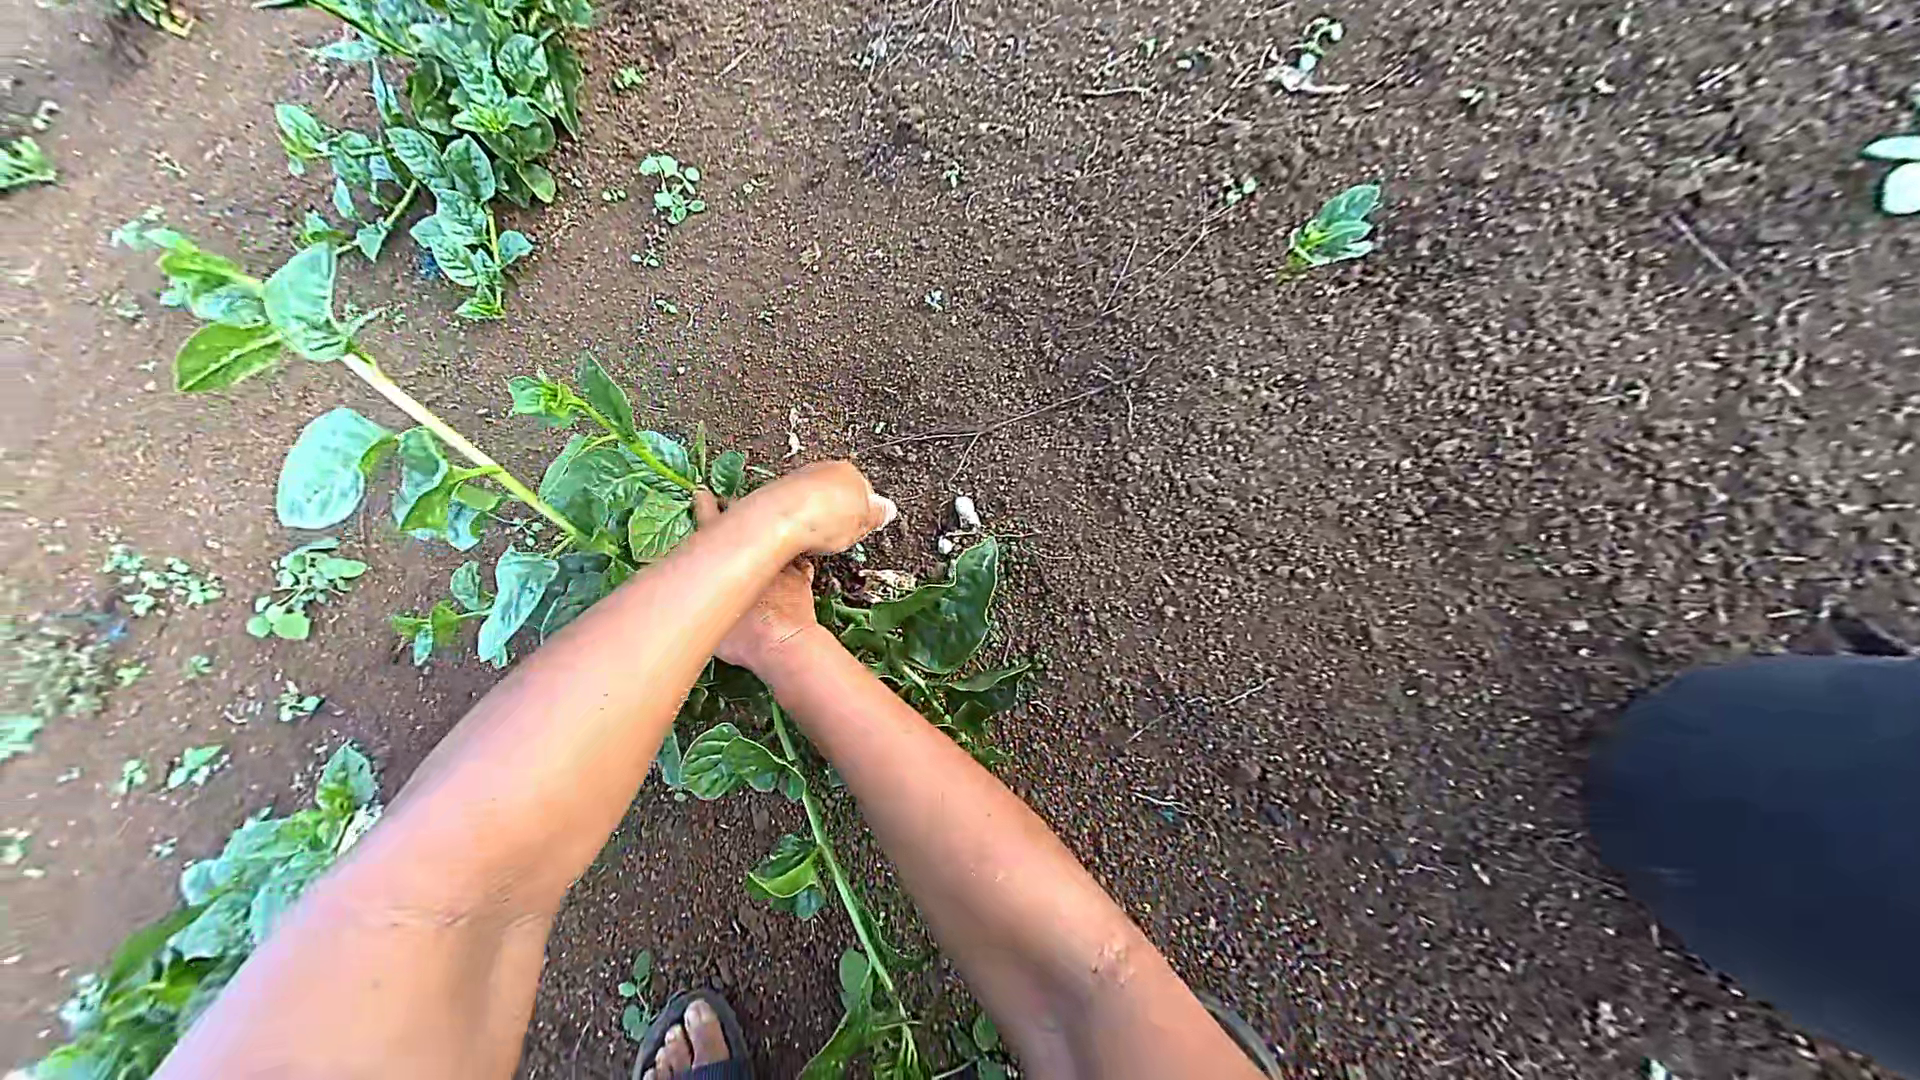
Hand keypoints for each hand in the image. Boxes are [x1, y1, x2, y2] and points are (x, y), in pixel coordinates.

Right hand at [693, 491, 825, 670]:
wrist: (785, 641)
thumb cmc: (743, 636)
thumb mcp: (708, 622)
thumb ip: (698, 606)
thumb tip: (681, 606)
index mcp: (728, 562)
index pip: (711, 527)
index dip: (705, 508)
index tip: (702, 493)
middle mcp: (757, 555)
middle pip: (747, 527)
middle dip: (738, 514)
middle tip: (732, 503)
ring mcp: (783, 563)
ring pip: (775, 538)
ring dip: (768, 533)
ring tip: (764, 527)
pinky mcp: (801, 577)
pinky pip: (797, 561)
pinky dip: (793, 559)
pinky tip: (794, 558)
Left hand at [732, 461, 895, 556]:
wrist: (778, 520)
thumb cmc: (821, 517)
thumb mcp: (864, 523)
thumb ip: (879, 515)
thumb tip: (888, 510)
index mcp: (851, 471)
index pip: (866, 492)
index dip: (865, 515)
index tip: (862, 529)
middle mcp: (824, 469)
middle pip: (840, 495)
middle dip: (840, 515)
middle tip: (842, 536)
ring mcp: (800, 480)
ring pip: (816, 502)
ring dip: (818, 519)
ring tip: (819, 540)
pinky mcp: (779, 494)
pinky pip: (796, 511)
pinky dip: (799, 522)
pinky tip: (800, 536)